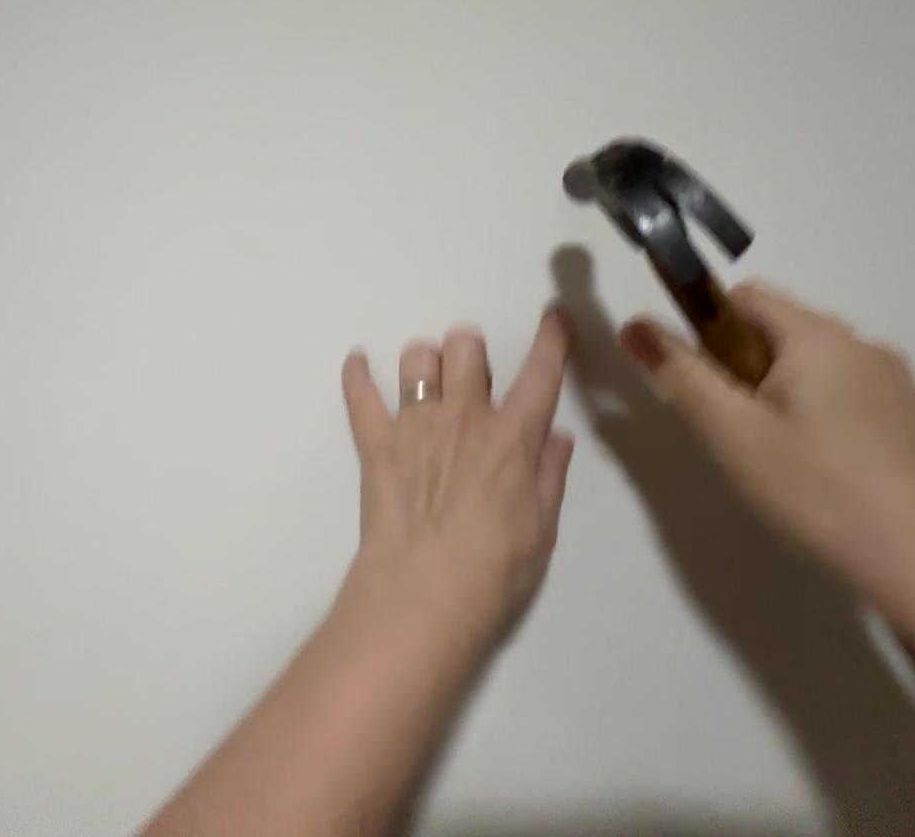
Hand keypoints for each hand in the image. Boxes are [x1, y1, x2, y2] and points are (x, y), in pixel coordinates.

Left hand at [338, 314, 575, 655]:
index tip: (556, 317)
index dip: (552, 341)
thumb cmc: (493, 573)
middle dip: (469, 348)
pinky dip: (357, 374)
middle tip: (469, 370)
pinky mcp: (375, 442)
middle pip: (465, 348)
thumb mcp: (541, 530)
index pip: (541, 375)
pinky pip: (360, 395)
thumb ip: (550, 476)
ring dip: (424, 361)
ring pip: (417, 359)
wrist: (422, 597)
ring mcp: (415, 425)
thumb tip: (557, 436)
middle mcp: (464, 417)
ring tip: (425, 377)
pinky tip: (357, 361)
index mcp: (512, 438)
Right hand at [621, 283, 914, 672]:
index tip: (696, 381)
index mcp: (820, 336)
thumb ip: (679, 373)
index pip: (744, 296)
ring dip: (773, 394)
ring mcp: (895, 384)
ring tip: (769, 457)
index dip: (704, 325)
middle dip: (737, 367)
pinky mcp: (909, 422)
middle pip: (776, 331)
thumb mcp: (731, 432)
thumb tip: (633, 323)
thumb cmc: (819, 492)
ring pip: (807, 366)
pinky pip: (840, 395)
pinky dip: (810, 416)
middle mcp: (863, 345)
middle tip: (730, 430)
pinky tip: (813, 471)